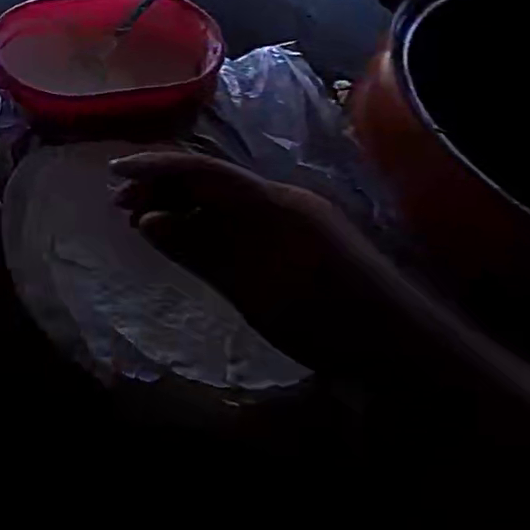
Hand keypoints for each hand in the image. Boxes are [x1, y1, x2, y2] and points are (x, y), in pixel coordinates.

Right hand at [109, 151, 368, 372]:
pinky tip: (184, 238)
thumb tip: (145, 220)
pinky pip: (237, 217)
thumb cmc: (329, 320)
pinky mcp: (299, 243)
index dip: (153, 166)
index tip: (113, 172)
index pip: (201, 168)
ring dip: (178, 204)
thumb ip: (197, 249)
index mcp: (274, 203)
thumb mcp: (252, 288)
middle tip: (120, 205)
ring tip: (143, 222)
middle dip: (160, 186)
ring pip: (221, 198)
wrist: (416, 363)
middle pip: (208, 179)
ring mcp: (295, 221)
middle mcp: (283, 202)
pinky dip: (202, 221)